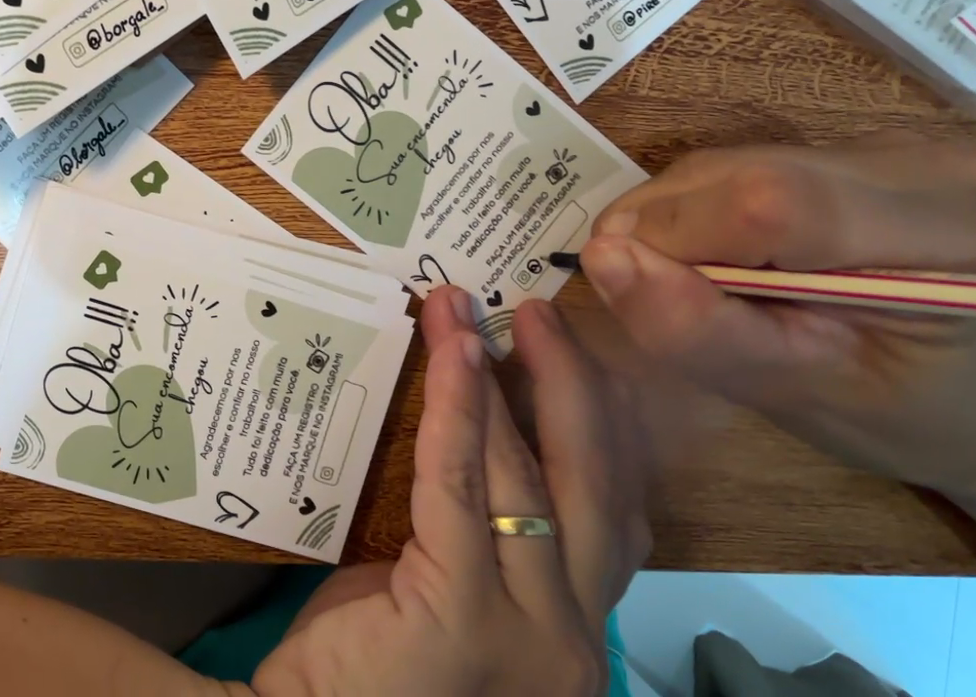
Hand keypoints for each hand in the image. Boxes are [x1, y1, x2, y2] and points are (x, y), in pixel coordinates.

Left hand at [247, 287, 649, 696]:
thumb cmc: (370, 666)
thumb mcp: (443, 589)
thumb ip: (475, 532)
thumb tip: (481, 435)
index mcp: (570, 625)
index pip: (604, 513)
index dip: (593, 428)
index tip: (568, 361)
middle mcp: (573, 635)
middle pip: (591, 487)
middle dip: (573, 388)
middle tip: (540, 314)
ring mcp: (530, 634)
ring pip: (527, 476)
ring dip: (502, 379)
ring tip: (473, 313)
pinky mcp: (464, 615)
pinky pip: (461, 486)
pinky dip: (458, 409)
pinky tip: (455, 354)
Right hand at [576, 131, 975, 503]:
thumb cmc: (897, 417)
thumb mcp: (792, 394)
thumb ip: (697, 329)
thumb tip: (598, 257)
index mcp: (949, 241)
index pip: (772, 204)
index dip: (674, 238)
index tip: (635, 288)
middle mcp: (930, 169)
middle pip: (736, 175)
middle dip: (663, 232)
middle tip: (666, 297)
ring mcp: (895, 145)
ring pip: (721, 164)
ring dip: (674, 220)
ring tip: (705, 282)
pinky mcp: (856, 144)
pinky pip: (731, 163)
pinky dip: (697, 209)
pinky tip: (728, 251)